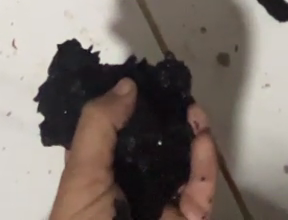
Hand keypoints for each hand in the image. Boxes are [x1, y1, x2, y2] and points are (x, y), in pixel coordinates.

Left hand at [48, 78, 220, 219]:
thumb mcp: (81, 173)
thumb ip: (100, 124)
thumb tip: (128, 84)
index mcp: (103, 174)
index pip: (122, 132)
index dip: (135, 107)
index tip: (149, 81)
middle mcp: (134, 186)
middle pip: (160, 146)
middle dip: (173, 119)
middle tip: (180, 95)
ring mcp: (162, 206)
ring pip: (185, 165)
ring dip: (194, 135)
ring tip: (195, 113)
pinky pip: (201, 192)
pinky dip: (206, 165)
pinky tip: (202, 140)